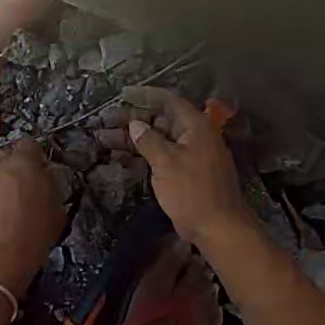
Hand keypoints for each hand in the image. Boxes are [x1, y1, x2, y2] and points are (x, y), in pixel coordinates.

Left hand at [0, 139, 66, 293]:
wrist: (2, 257)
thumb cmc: (36, 232)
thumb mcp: (57, 208)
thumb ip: (51, 186)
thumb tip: (47, 179)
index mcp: (24, 162)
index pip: (30, 144)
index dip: (37, 156)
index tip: (43, 170)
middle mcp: (1, 166)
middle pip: (11, 157)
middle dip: (21, 168)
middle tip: (32, 186)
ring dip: (8, 183)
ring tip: (18, 203)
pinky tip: (5, 215)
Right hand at [115, 87, 255, 242]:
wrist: (218, 228)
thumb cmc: (192, 191)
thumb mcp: (167, 163)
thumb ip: (149, 140)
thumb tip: (135, 125)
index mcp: (196, 126)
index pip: (169, 101)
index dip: (145, 97)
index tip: (123, 97)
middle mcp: (196, 136)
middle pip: (162, 120)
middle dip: (134, 119)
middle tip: (107, 121)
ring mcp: (192, 155)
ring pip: (161, 139)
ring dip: (136, 138)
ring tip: (106, 138)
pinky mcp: (187, 173)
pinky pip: (164, 155)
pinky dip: (146, 154)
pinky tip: (125, 155)